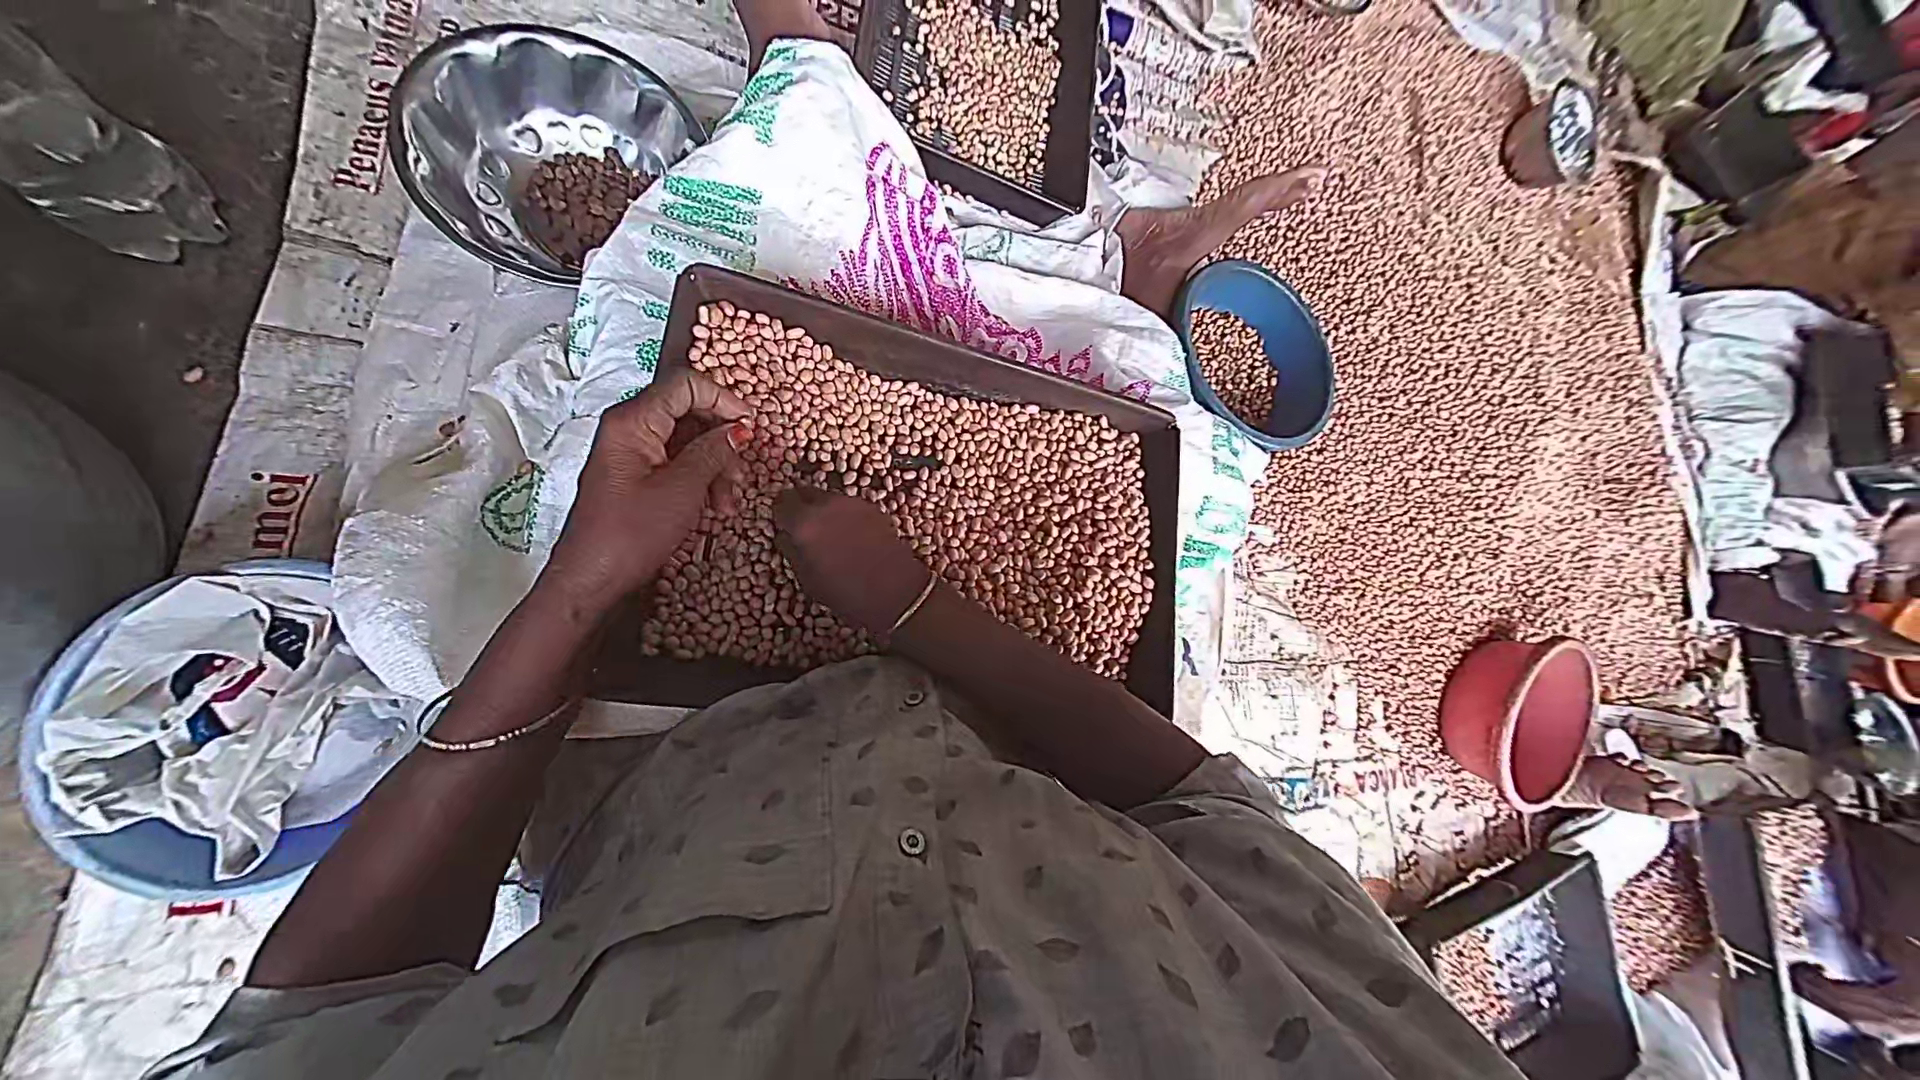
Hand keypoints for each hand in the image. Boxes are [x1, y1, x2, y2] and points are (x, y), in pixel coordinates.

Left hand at [542, 371, 751, 606]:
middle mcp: (631, 429)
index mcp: (633, 421)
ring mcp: (634, 453)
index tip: (751, 425)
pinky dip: (702, 480)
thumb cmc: (631, 533)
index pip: (685, 385)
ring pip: (689, 441)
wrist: (593, 578)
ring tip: (729, 502)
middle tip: (741, 472)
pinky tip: (716, 506)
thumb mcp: (682, 489)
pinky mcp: (639, 475)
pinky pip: (679, 463)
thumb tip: (739, 429)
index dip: (724, 399)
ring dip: (717, 466)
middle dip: (723, 440)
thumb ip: (713, 452)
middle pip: (690, 414)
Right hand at [774, 487, 929, 634]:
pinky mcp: (873, 508)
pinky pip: (848, 505)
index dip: (780, 514)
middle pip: (804, 492)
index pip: (781, 502)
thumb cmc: (846, 592)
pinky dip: (844, 515)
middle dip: (800, 506)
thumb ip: (791, 549)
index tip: (783, 525)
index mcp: (804, 522)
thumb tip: (786, 535)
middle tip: (803, 528)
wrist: (896, 591)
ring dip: (823, 510)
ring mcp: (853, 503)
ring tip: (829, 536)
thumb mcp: (807, 578)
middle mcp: (827, 504)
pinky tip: (850, 537)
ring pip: (828, 498)